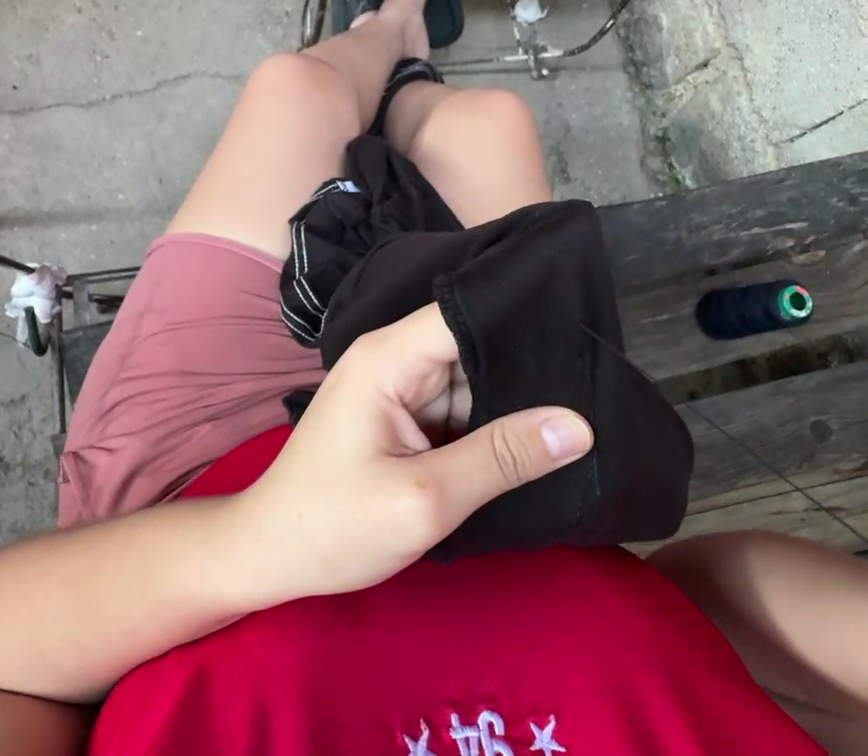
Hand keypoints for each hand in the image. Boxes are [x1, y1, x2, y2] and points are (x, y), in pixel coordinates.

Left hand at [230, 303, 593, 604]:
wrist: (271, 556)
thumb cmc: (333, 527)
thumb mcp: (426, 499)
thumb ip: (501, 458)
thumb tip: (579, 425)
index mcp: (387, 359)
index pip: (464, 310)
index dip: (520, 311)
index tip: (583, 324)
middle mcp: (392, 360)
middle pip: (473, 344)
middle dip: (525, 366)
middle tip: (595, 386)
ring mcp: (397, 390)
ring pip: (471, 380)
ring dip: (511, 402)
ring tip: (579, 415)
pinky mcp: (402, 419)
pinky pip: (458, 409)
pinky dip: (488, 426)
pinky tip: (533, 441)